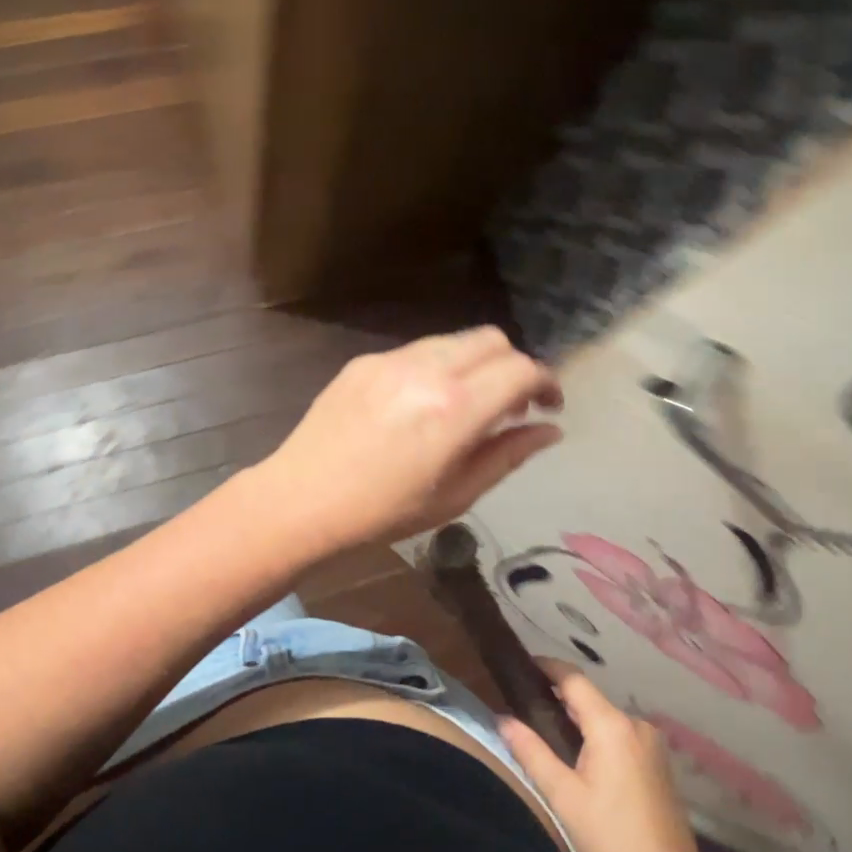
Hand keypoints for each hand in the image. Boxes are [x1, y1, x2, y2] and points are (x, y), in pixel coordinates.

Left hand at [250, 326, 562, 553]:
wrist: (302, 499)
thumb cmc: (384, 512)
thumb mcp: (457, 495)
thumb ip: (508, 454)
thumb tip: (549, 429)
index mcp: (456, 408)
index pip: (521, 370)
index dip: (546, 383)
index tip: (549, 407)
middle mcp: (428, 370)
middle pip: (492, 339)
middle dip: (513, 366)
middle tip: (511, 406)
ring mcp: (392, 360)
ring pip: (455, 340)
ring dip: (475, 364)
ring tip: (466, 406)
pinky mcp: (365, 361)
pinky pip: (417, 352)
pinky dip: (437, 368)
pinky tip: (421, 406)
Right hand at [501, 660, 714, 851]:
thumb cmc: (610, 837)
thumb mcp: (562, 796)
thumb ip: (531, 751)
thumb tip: (502, 718)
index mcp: (612, 725)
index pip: (574, 679)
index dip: (547, 667)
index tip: (521, 664)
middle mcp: (637, 724)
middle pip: (591, 700)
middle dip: (559, 700)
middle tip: (526, 708)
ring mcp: (653, 744)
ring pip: (607, 720)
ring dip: (580, 722)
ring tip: (549, 736)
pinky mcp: (661, 765)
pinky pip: (623, 737)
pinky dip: (599, 738)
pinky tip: (583, 762)